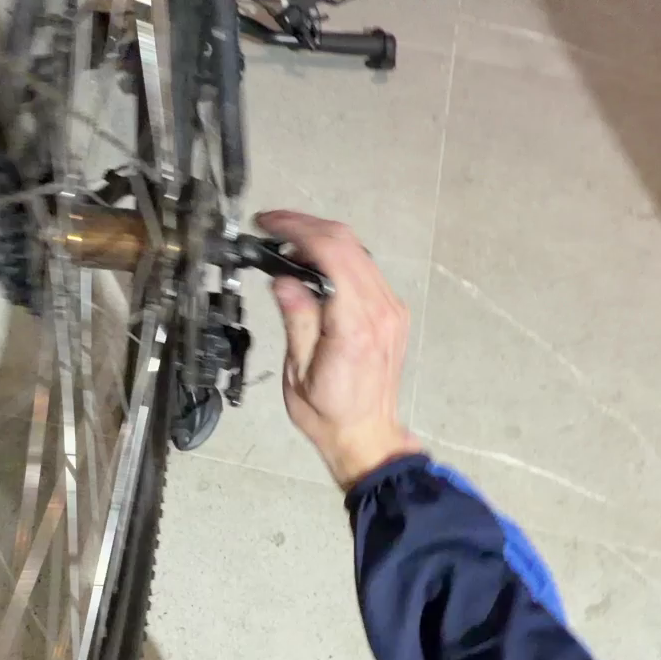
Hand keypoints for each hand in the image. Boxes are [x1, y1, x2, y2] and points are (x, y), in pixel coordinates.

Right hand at [257, 211, 421, 488]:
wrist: (366, 435)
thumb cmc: (327, 414)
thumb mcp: (299, 372)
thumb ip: (296, 320)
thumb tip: (284, 279)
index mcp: (354, 326)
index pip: (332, 253)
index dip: (298, 229)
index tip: (268, 224)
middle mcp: (380, 311)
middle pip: (348, 243)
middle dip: (307, 226)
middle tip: (272, 227)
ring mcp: (391, 310)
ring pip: (359, 252)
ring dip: (321, 241)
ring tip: (287, 249)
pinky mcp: (392, 314)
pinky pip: (365, 270)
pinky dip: (338, 259)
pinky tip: (313, 269)